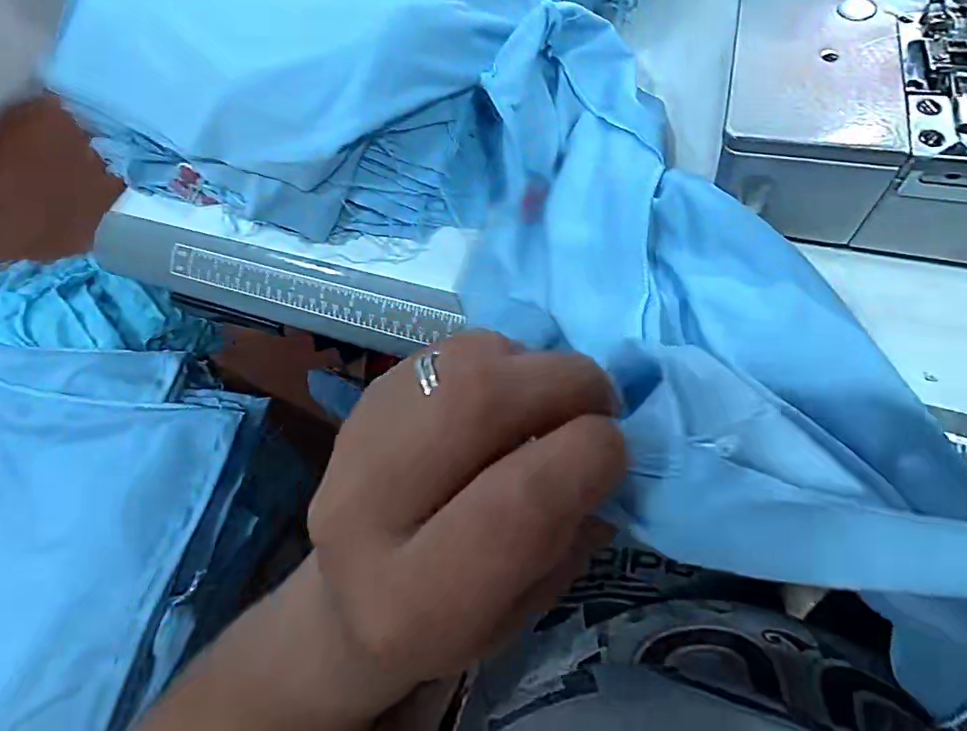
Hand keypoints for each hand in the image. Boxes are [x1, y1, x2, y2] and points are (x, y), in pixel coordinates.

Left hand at [145, 330, 625, 729]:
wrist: (349, 595)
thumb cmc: (453, 617)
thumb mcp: (525, 606)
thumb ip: (572, 529)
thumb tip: (614, 443)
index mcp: (410, 601)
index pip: (518, 504)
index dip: (588, 457)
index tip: (618, 446)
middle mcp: (366, 509)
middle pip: (479, 401)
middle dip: (567, 385)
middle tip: (600, 403)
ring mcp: (358, 436)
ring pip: (468, 361)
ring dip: (535, 365)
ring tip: (553, 397)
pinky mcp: (369, 393)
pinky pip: (456, 350)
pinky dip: (504, 358)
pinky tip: (510, 390)